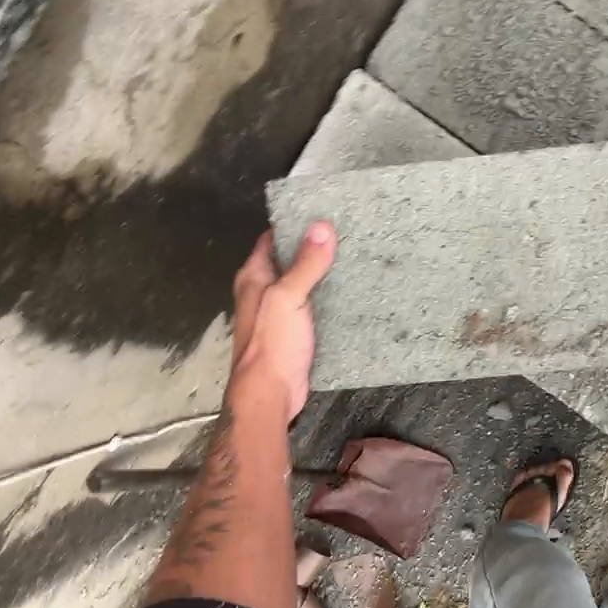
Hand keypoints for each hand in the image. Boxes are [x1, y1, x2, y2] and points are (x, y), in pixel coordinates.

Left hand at [228, 223, 336, 421]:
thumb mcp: (288, 297)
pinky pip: (313, 310)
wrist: (271, 394)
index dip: (294, 224)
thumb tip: (322, 228)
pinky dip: (327, 302)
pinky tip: (348, 298)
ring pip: (302, 286)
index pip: (272, 239)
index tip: (322, 214)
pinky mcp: (295, 335)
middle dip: (312, 249)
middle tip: (345, 236)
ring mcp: (279, 315)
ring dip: (322, 277)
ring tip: (353, 261)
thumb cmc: (271, 345)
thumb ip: (306, 264)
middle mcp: (263, 293)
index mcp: (254, 278)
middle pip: (289, 261)